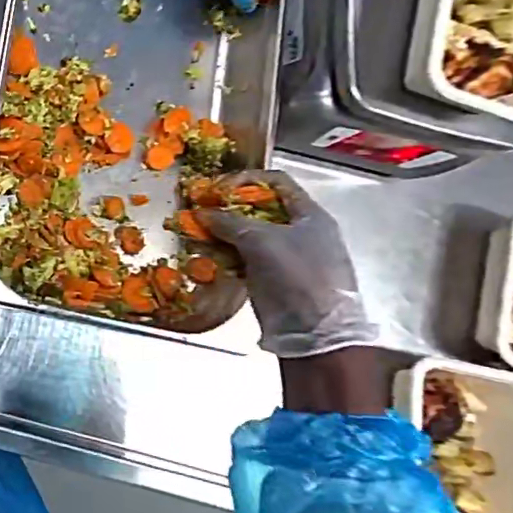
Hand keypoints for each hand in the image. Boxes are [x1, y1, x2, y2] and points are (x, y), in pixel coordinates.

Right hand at [198, 171, 376, 358]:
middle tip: (201, 210)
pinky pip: (244, 256)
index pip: (277, 182)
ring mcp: (286, 255)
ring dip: (222, 231)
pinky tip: (206, 254)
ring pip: (248, 233)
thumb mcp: (261, 241)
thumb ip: (229, 222)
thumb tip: (202, 212)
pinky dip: (224, 253)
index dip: (246, 179)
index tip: (217, 188)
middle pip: (260, 207)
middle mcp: (300, 231)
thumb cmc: (297, 277)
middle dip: (228, 207)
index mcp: (309, 215)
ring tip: (197, 232)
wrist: (314, 333)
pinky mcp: (272, 276)